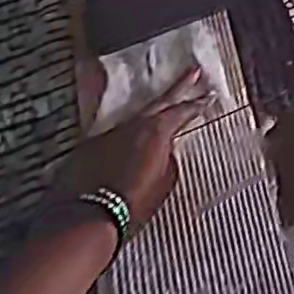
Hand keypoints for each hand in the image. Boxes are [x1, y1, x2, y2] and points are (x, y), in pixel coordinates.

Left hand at [53, 67, 212, 224]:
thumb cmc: (134, 204)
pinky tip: (124, 149)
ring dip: (148, 117)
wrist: (84, 222)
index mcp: (158, 130)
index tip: (209, 96)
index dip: (198, 104)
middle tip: (194, 70)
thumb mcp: (165, 181)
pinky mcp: (86, 149)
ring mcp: (108, 134)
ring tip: (160, 113)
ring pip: (134, 120)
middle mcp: (134, 125)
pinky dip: (123, 140)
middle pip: (161, 100)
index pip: (184, 111)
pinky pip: (113, 139)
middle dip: (180, 85)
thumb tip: (165, 150)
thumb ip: (169, 158)